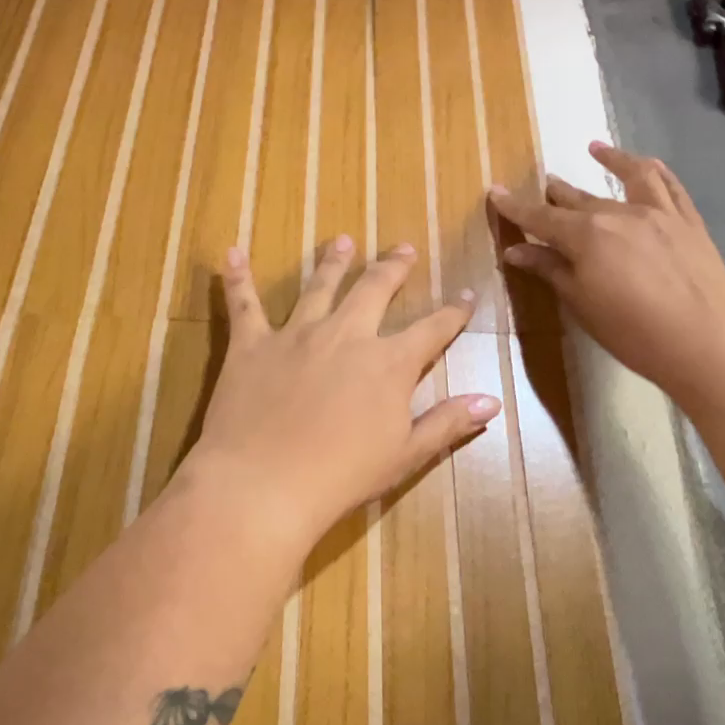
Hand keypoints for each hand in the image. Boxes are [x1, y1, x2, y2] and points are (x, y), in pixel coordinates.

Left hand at [174, 237, 499, 547]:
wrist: (263, 484)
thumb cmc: (342, 477)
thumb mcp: (405, 454)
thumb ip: (447, 423)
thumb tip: (492, 402)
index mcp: (388, 363)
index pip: (431, 330)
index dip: (452, 314)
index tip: (466, 297)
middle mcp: (347, 335)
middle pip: (375, 289)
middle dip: (393, 268)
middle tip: (404, 249)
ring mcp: (297, 334)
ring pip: (319, 286)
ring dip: (333, 262)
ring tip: (342, 241)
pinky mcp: (252, 344)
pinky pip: (244, 304)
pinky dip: (237, 277)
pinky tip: (232, 253)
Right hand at [489, 141, 724, 404]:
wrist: (706, 344)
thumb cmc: (634, 333)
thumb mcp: (582, 305)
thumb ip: (551, 270)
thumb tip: (516, 250)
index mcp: (587, 235)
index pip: (541, 217)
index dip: (516, 207)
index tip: (495, 192)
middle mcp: (619, 213)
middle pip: (580, 198)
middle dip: (556, 192)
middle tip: (544, 185)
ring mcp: (659, 213)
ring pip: (628, 178)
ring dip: (609, 161)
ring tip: (594, 149)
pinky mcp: (689, 222)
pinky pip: (670, 186)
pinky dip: (655, 170)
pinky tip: (648, 163)